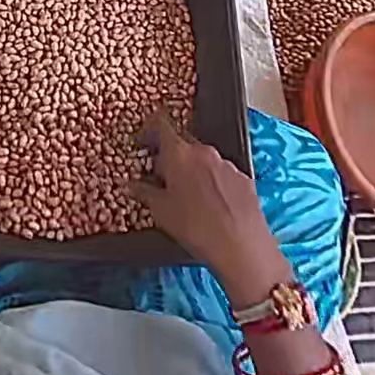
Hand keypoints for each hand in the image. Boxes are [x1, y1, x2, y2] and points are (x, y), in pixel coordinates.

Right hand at [132, 113, 288, 301]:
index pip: (161, 127)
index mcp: (180, 154)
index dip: (149, 131)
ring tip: (188, 196)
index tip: (143, 143)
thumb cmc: (196, 227)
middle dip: (170, 157)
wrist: (243, 247)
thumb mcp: (161, 211)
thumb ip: (144, 192)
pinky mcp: (244, 179)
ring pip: (203, 159)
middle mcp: (204, 152)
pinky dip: (212, 181)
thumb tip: (130, 184)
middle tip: (162, 178)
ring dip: (192, 170)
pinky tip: (212, 204)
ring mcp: (227, 164)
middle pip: (182, 144)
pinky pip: (222, 173)